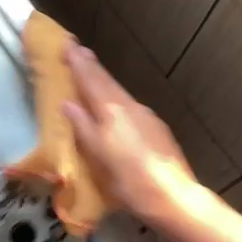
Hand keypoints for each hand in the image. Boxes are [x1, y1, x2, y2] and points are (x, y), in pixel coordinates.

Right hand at [61, 43, 202, 228]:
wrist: (174, 197)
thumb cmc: (130, 181)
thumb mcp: (99, 157)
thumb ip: (83, 127)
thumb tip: (68, 103)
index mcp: (112, 111)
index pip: (91, 80)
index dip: (78, 63)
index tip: (68, 44)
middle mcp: (130, 106)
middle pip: (107, 81)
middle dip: (91, 66)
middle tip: (79, 50)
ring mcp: (146, 116)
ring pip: (119, 92)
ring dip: (104, 80)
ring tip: (93, 72)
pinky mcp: (157, 128)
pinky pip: (130, 105)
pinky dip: (117, 98)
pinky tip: (115, 106)